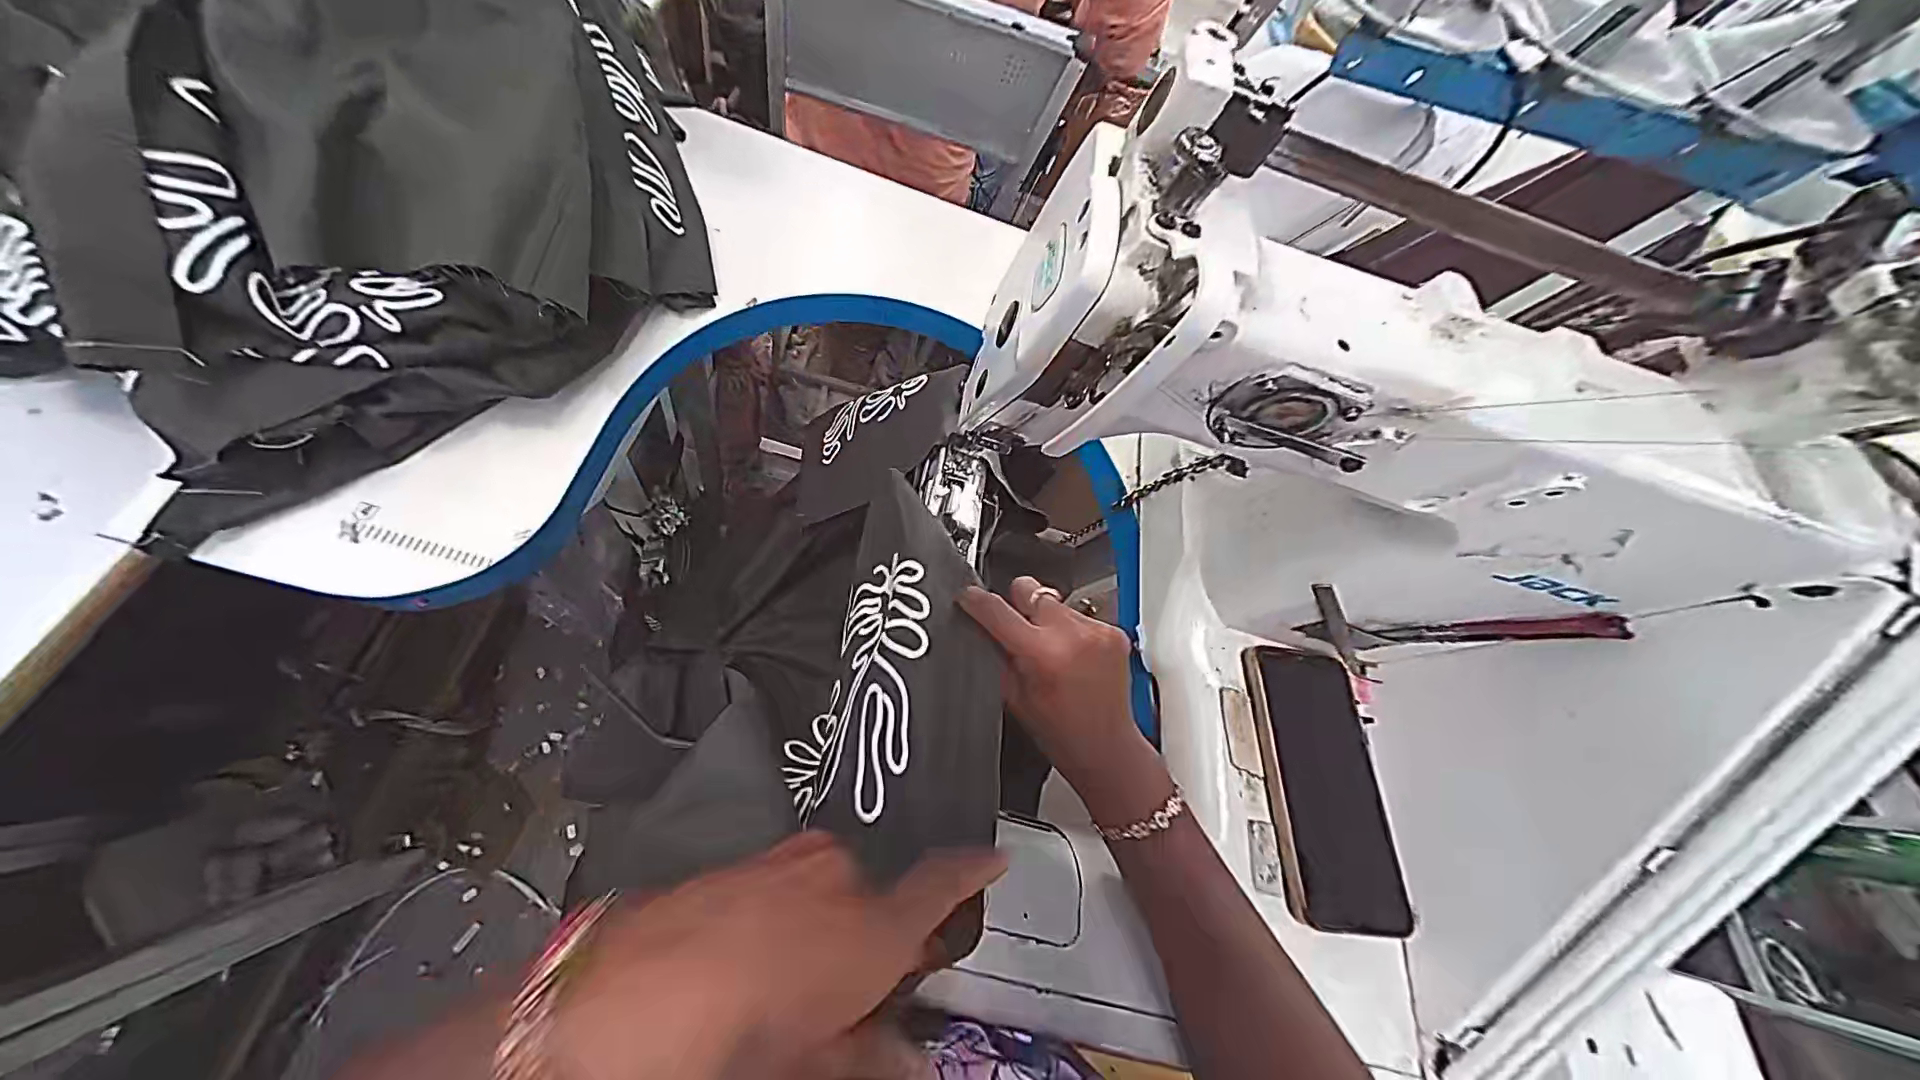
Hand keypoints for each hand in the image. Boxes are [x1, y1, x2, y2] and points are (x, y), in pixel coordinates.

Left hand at [548, 832, 1004, 1079]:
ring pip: (831, 886)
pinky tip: (752, 948)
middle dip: (875, 932)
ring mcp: (794, 859)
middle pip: (879, 897)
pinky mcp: (753, 857)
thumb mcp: (819, 1055)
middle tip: (854, 980)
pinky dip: (788, 907)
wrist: (638, 990)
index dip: (973, 868)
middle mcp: (843, 875)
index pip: (942, 882)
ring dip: (827, 919)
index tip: (992, 857)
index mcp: (875, 923)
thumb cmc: (744, 1028)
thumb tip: (914, 1062)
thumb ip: (872, 1052)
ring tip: (792, 970)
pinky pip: (789, 879)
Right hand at [958, 578, 1172, 825]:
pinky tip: (1072, 657)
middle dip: (1018, 605)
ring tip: (1052, 653)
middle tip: (1019, 632)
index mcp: (1043, 655)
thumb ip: (998, 654)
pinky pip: (1079, 614)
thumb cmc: (1062, 733)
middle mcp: (1074, 636)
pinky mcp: (1114, 632)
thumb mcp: (1013, 696)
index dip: (976, 600)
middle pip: (1030, 589)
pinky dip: (1070, 630)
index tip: (968, 596)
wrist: (1106, 747)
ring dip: (1046, 619)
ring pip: (1054, 601)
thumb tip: (983, 624)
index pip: (998, 611)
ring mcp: (1098, 632)